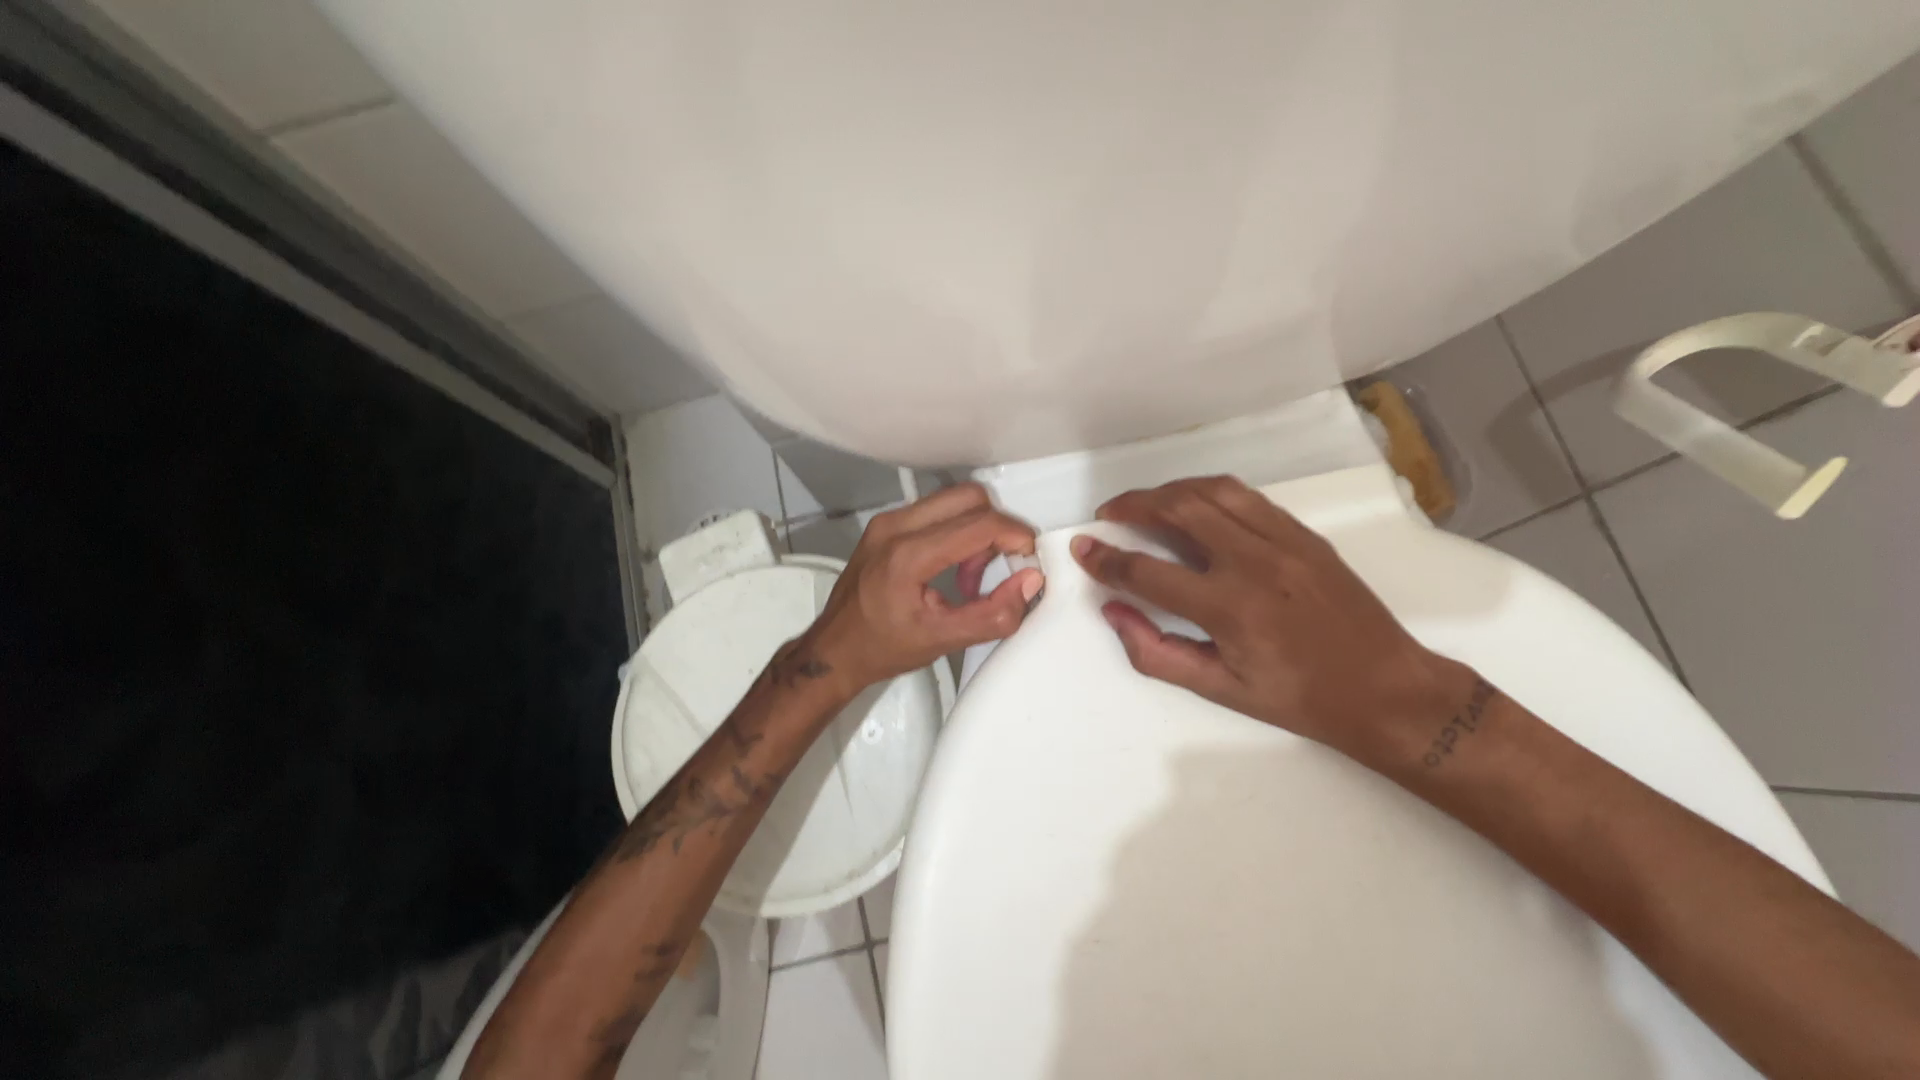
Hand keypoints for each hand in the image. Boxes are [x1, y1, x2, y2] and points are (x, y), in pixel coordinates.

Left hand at [801, 483, 1042, 696]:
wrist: (834, 649)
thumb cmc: (882, 648)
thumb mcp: (942, 640)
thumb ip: (992, 615)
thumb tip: (1029, 582)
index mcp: (908, 555)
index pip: (978, 525)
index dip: (1015, 537)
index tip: (1029, 558)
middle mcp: (895, 527)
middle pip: (968, 498)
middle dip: (996, 528)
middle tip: (1000, 567)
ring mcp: (888, 522)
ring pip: (952, 500)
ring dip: (976, 530)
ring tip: (973, 576)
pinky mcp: (886, 525)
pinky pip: (935, 511)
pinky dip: (957, 531)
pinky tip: (954, 569)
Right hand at [1069, 476, 1470, 756]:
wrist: (1386, 690)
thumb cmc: (1299, 699)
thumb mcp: (1221, 690)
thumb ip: (1158, 651)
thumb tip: (1115, 612)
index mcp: (1229, 609)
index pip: (1148, 572)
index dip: (1107, 560)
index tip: (1083, 549)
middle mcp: (1254, 563)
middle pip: (1178, 510)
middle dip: (1133, 505)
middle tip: (1110, 515)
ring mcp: (1284, 541)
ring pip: (1213, 490)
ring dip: (1170, 490)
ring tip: (1147, 504)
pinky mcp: (1304, 534)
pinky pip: (1247, 497)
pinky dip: (1210, 492)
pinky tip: (1196, 505)